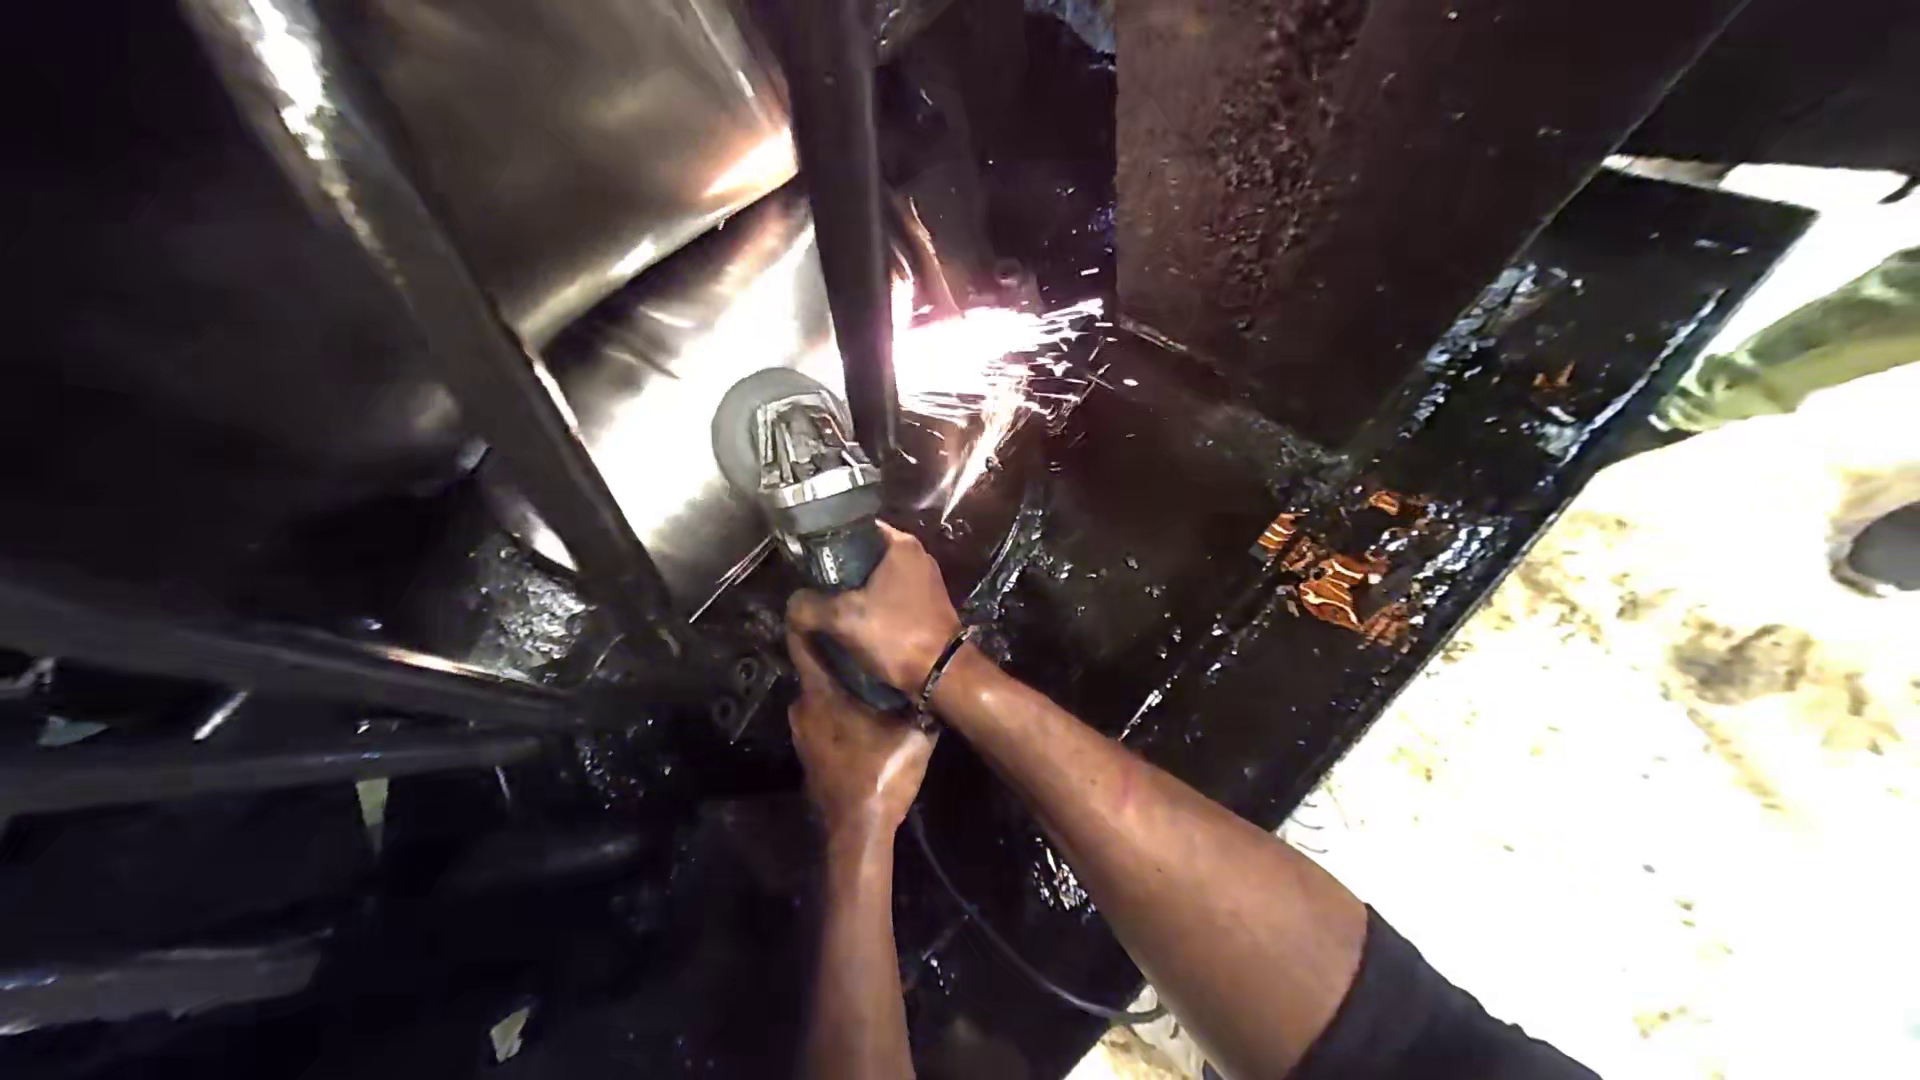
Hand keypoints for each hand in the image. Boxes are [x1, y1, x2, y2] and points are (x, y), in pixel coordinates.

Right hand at [787, 523, 961, 693]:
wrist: (941, 672)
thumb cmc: (895, 635)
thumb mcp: (844, 618)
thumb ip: (810, 606)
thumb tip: (794, 604)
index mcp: (901, 545)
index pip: (857, 528)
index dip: (829, 540)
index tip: (808, 557)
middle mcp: (916, 555)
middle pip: (866, 554)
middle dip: (839, 569)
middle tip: (812, 583)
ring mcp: (924, 579)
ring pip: (877, 577)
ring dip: (854, 589)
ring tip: (826, 602)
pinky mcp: (925, 602)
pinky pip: (889, 595)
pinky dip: (871, 603)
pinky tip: (851, 617)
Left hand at [787, 629, 935, 845]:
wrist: (857, 830)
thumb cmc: (881, 771)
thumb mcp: (914, 731)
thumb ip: (920, 700)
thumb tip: (937, 676)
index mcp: (820, 694)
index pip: (804, 646)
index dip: (811, 623)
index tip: (827, 605)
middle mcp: (802, 708)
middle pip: (815, 669)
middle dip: (837, 655)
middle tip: (867, 642)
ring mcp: (802, 734)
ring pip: (819, 696)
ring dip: (838, 685)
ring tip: (869, 675)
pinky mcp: (808, 754)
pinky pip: (821, 718)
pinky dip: (836, 710)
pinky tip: (861, 714)